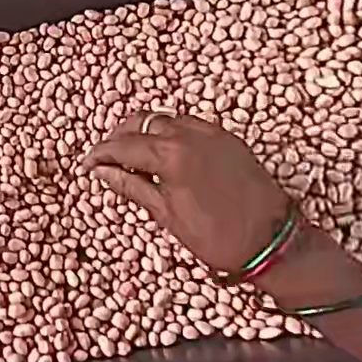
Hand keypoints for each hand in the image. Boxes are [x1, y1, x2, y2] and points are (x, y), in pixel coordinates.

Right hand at [79, 112, 292, 275]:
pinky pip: (189, 124)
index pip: (122, 145)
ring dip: (144, 132)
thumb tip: (102, 172)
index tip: (88, 165)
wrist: (273, 243)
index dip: (100, 155)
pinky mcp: (228, 139)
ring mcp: (212, 134)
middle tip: (106, 159)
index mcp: (170, 155)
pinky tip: (164, 153)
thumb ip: (130, 186)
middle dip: (119, 137)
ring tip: (133, 156)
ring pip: (165, 119)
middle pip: (141, 122)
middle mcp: (190, 135)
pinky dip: (169, 133)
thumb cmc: (218, 236)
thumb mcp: (165, 213)